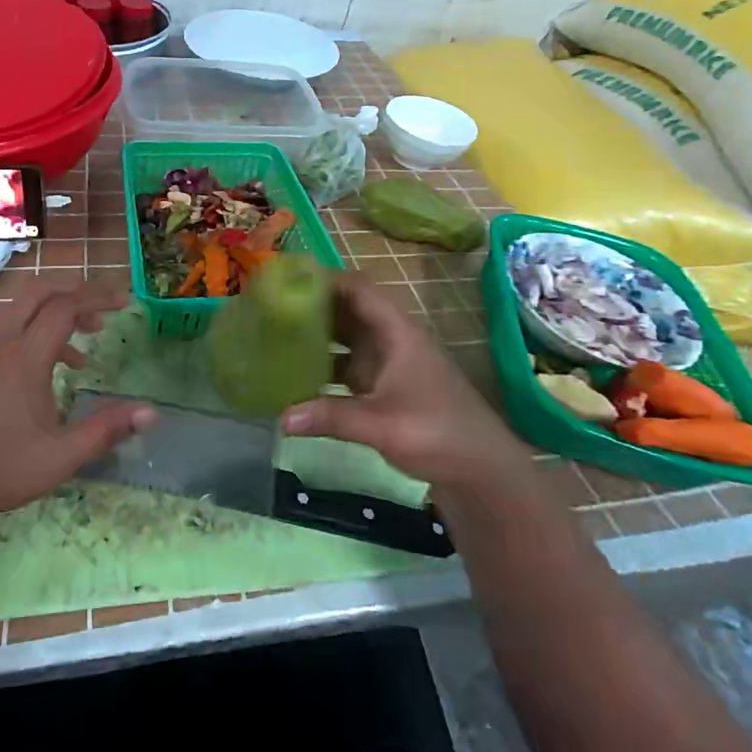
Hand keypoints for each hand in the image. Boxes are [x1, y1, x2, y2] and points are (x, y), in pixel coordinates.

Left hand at [0, 281, 155, 520]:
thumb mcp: (60, 457)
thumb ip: (106, 431)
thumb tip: (151, 412)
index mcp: (25, 358)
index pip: (64, 307)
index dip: (97, 298)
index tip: (127, 302)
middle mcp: (5, 346)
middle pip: (39, 293)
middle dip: (76, 292)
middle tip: (106, 309)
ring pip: (25, 310)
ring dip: (59, 311)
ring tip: (92, 335)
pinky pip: (17, 331)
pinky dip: (43, 332)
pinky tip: (63, 367)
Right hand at [279, 274, 528, 486]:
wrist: (482, 472)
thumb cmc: (438, 434)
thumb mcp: (381, 425)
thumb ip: (330, 418)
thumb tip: (280, 418)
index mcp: (397, 333)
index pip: (358, 289)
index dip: (325, 279)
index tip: (286, 281)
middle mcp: (390, 340)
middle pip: (347, 309)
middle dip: (310, 305)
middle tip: (268, 308)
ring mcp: (386, 364)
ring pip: (344, 337)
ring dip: (314, 335)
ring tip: (273, 334)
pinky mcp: (382, 387)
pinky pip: (344, 365)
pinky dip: (321, 365)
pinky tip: (293, 375)